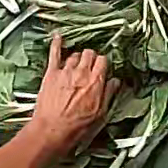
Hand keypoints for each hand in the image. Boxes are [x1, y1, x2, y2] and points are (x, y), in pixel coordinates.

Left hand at [17, 34, 116, 159]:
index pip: (103, 61)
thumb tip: (116, 82)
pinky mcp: (51, 74)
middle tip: (90, 65)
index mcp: (95, 81)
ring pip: (74, 54)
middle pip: (89, 53)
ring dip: (77, 58)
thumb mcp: (101, 113)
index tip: (102, 67)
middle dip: (91, 57)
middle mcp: (81, 73)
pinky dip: (56, 43)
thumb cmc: (77, 126)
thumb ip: (109, 94)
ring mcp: (65, 71)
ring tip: (77, 64)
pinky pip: (54, 53)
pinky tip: (58, 36)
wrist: (52, 130)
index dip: (102, 63)